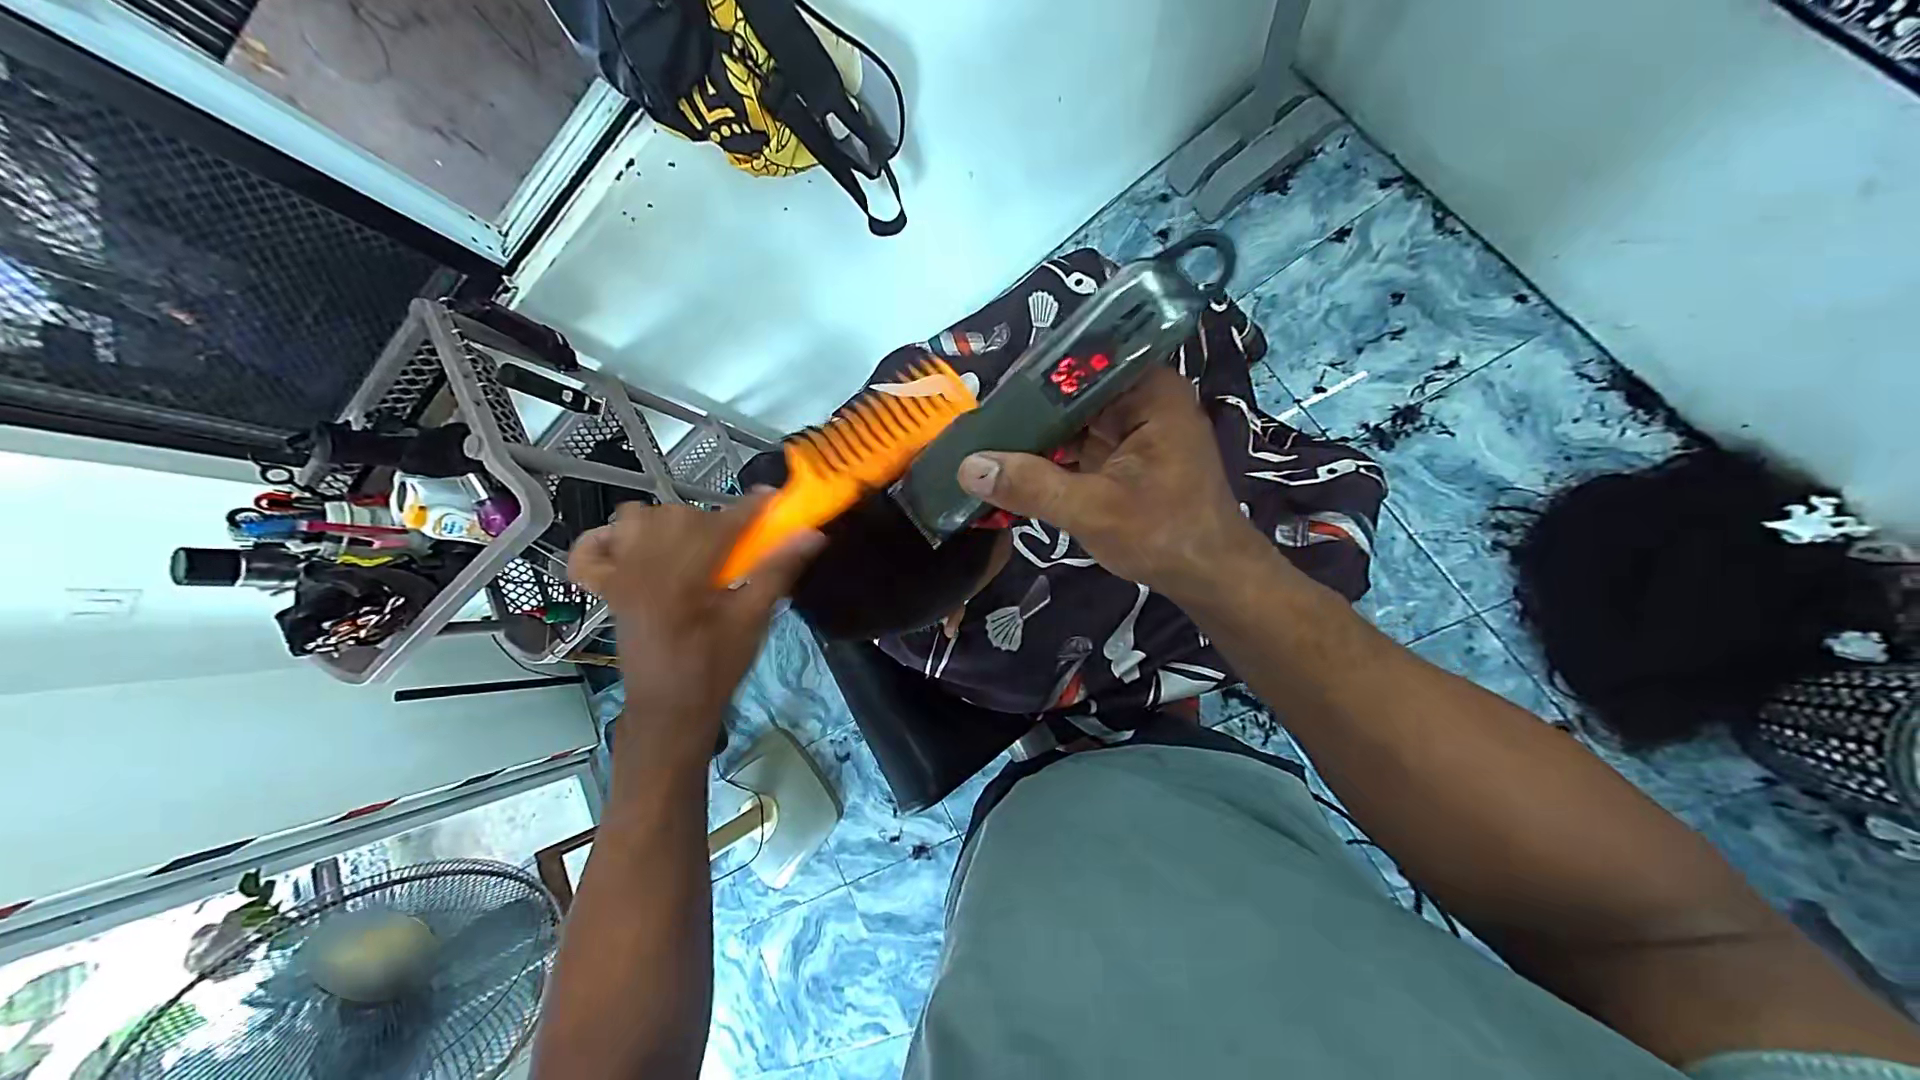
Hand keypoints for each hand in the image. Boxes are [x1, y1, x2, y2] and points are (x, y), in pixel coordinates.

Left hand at [567, 496, 822, 758]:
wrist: (670, 710)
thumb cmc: (716, 667)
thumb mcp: (753, 620)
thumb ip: (777, 571)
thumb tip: (811, 534)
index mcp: (686, 578)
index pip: (722, 524)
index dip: (750, 508)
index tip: (771, 500)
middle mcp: (646, 568)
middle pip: (679, 515)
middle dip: (713, 523)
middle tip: (734, 549)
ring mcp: (620, 577)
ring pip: (636, 518)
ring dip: (666, 523)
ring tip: (690, 548)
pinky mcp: (606, 590)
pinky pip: (590, 551)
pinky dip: (606, 541)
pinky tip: (631, 549)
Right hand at [955, 365, 1274, 601]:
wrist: (1211, 577)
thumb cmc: (1164, 536)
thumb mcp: (1092, 510)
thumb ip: (1030, 485)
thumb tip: (966, 467)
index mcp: (1148, 391)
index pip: (1079, 364)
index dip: (1030, 380)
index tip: (985, 403)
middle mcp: (1142, 399)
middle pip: (1071, 392)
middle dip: (1025, 411)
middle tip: (973, 428)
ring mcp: (1133, 428)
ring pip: (1071, 420)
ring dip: (1034, 436)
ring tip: (980, 445)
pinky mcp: (1125, 455)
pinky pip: (1078, 445)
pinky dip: (1049, 457)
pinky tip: (1010, 466)